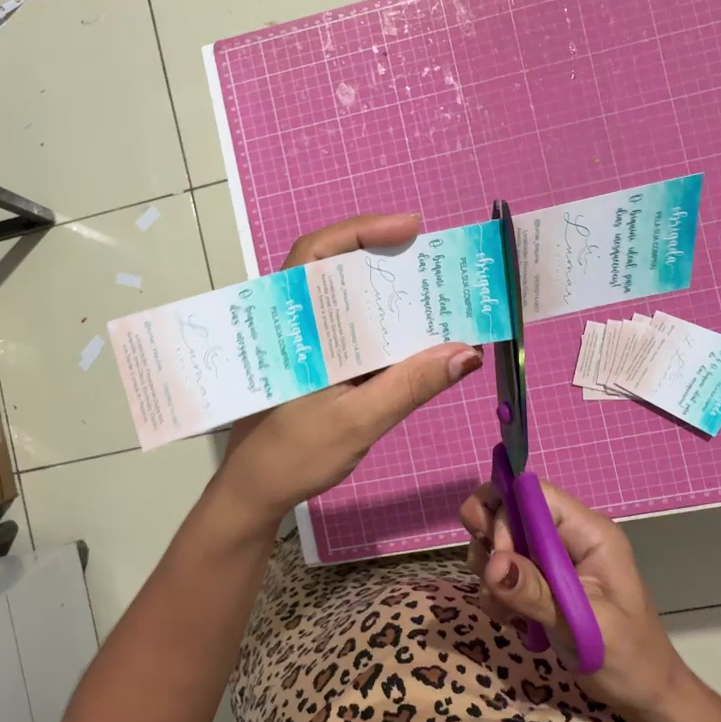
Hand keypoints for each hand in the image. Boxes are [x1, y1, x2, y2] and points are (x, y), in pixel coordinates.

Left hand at [214, 214, 484, 520]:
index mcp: (290, 323)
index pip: (316, 253)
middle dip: (387, 261)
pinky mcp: (315, 366)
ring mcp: (304, 345)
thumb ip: (410, 385)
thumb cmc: (292, 456)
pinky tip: (417, 338)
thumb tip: (467, 351)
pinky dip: (383, 332)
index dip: (362, 230)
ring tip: (437, 295)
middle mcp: (294, 324)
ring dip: (388, 298)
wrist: (253, 494)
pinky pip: (350, 335)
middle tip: (438, 263)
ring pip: (346, 304)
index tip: (411, 227)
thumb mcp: (357, 421)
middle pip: (337, 272)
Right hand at [462, 481, 686, 714]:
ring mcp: (552, 558)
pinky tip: (513, 621)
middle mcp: (567, 536)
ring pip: (498, 541)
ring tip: (509, 611)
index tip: (496, 555)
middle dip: (490, 544)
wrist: (645, 695)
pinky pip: (500, 570)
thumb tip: (492, 563)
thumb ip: (535, 593)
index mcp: (589, 533)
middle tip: (496, 584)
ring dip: (490, 573)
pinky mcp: (540, 579)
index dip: (504, 513)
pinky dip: (496, 593)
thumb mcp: (582, 627)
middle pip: (506, 510)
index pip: (532, 493)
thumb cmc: (628, 659)